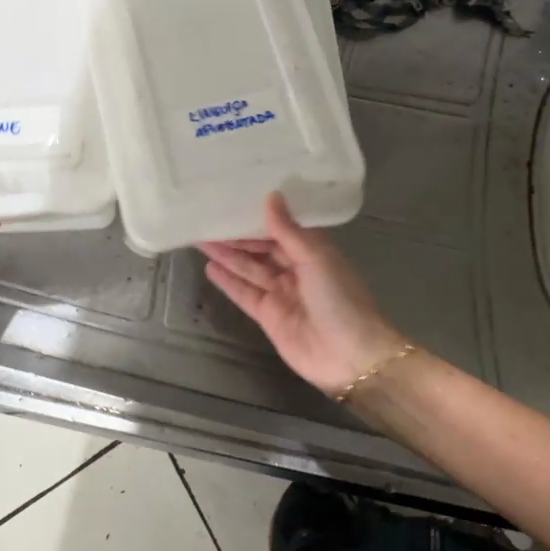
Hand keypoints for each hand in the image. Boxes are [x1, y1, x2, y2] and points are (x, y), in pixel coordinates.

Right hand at [199, 194, 405, 394]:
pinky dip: (228, 281)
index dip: (258, 216)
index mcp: (313, 250)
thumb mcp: (315, 257)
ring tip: (201, 239)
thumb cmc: (339, 297)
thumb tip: (271, 196)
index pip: (280, 228)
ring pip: (249, 268)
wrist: (348, 355)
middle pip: (261, 248)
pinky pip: (245, 293)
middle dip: (237, 236)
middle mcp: (296, 268)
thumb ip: (288, 231)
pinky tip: (210, 267)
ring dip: (228, 255)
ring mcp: (281, 293)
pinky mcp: (268, 316)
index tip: (235, 200)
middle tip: (209, 219)